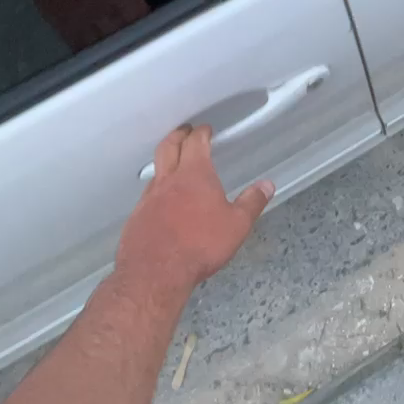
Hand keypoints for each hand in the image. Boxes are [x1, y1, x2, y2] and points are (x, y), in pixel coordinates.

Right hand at [26, 0, 179, 49]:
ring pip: (109, 48)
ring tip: (130, 54)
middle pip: (130, 39)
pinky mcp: (69, 33)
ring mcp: (88, 28)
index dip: (157, 28)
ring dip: (119, 51)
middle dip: (139, 42)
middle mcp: (109, 18)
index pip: (148, 23)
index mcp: (127, 1)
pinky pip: (85, 51)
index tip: (164, 28)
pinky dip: (96, 55)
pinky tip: (105, 58)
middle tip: (148, 43)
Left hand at [114, 124, 272, 299]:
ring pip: (156, 171)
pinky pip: (148, 195)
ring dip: (165, 162)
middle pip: (168, 147)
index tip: (205, 129)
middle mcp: (168, 181)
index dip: (201, 133)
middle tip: (184, 132)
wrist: (154, 275)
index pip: (196, 143)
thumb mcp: (236, 225)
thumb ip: (252, 202)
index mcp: (194, 175)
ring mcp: (148, 199)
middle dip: (177, 136)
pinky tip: (163, 202)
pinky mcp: (136, 219)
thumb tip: (267, 185)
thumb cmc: (200, 245)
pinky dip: (157, 189)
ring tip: (174, 165)